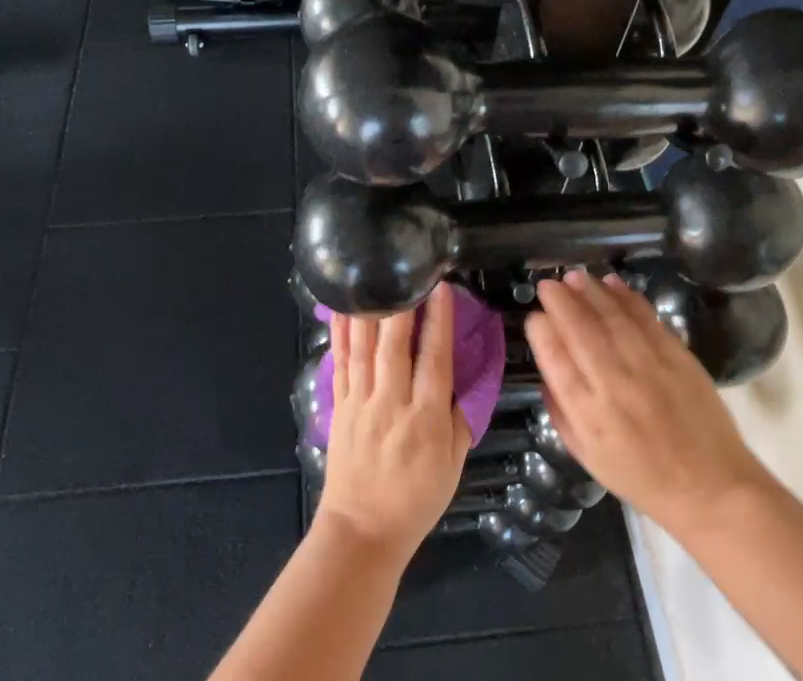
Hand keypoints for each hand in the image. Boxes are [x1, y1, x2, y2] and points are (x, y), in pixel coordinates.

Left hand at [316, 283, 473, 559]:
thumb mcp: (452, 464)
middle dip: (401, 306)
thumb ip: (458, 420)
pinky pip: (340, 365)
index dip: (439, 322)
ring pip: (364, 350)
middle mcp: (392, 403)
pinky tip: (341, 312)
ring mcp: (361, 404)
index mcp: (426, 417)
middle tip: (405, 272)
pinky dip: (341, 337)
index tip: (441, 290)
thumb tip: (462, 381)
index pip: (435, 359)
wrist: (363, 529)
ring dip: (368, 312)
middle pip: (395, 347)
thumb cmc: (416, 499)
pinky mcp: (340, 408)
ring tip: (369, 278)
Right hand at [525, 271, 767, 530]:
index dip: (541, 330)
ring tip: (574, 276)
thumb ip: (561, 412)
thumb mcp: (586, 455)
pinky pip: (646, 318)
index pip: (554, 357)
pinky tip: (611, 283)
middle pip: (580, 329)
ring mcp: (649, 365)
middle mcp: (614, 382)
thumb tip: (548, 374)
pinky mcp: (677, 356)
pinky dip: (627, 297)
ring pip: (612, 317)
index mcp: (587, 411)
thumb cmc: (641, 476)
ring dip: (590, 291)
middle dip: (560, 301)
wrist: (709, 487)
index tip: (534, 317)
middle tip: (547, 285)